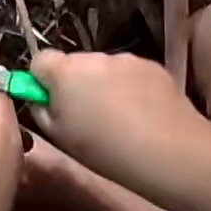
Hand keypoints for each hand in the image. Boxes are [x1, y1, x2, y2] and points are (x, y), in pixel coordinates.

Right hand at [28, 50, 210, 194]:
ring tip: (118, 118)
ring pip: (102, 69)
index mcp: (65, 71)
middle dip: (75, 83)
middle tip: (86, 117)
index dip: (42, 81)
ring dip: (102, 85)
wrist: (171, 153)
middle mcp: (94, 56)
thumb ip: (41, 109)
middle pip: (73, 64)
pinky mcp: (152, 65)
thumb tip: (41, 97)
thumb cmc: (105, 150)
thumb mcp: (59, 137)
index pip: (40, 60)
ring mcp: (125, 58)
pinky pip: (128, 73)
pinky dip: (129, 87)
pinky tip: (141, 114)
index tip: (53, 103)